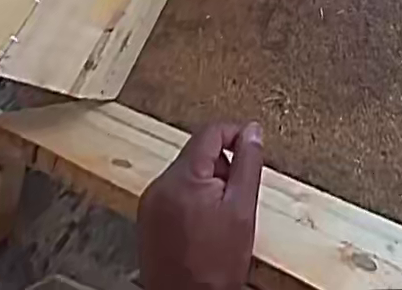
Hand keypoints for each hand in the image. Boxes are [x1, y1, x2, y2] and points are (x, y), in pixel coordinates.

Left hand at [138, 121, 263, 289]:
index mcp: (181, 179)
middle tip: (236, 195)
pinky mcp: (149, 219)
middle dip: (223, 165)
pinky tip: (204, 225)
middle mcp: (160, 187)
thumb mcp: (242, 208)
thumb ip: (248, 162)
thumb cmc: (213, 270)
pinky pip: (177, 191)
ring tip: (220, 215)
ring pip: (189, 171)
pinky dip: (194, 198)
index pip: (210, 132)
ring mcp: (151, 204)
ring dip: (209, 182)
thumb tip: (252, 131)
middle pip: (199, 151)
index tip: (251, 146)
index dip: (236, 134)